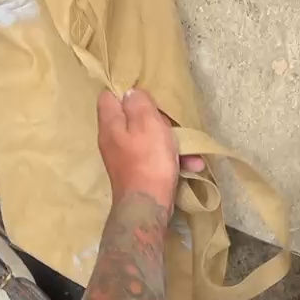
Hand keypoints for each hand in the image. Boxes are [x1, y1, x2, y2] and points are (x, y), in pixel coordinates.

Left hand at [95, 88, 201, 209]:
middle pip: (132, 119)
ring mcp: (124, 160)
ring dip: (170, 144)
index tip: (147, 96)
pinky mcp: (136, 176)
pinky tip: (190, 166)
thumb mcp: (147, 122)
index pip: (109, 96)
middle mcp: (112, 141)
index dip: (127, 92)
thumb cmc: (148, 161)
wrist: (148, 207)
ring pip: (147, 141)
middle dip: (155, 121)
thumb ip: (138, 102)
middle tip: (169, 125)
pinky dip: (170, 162)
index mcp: (111, 124)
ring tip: (191, 152)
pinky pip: (154, 160)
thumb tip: (130, 94)